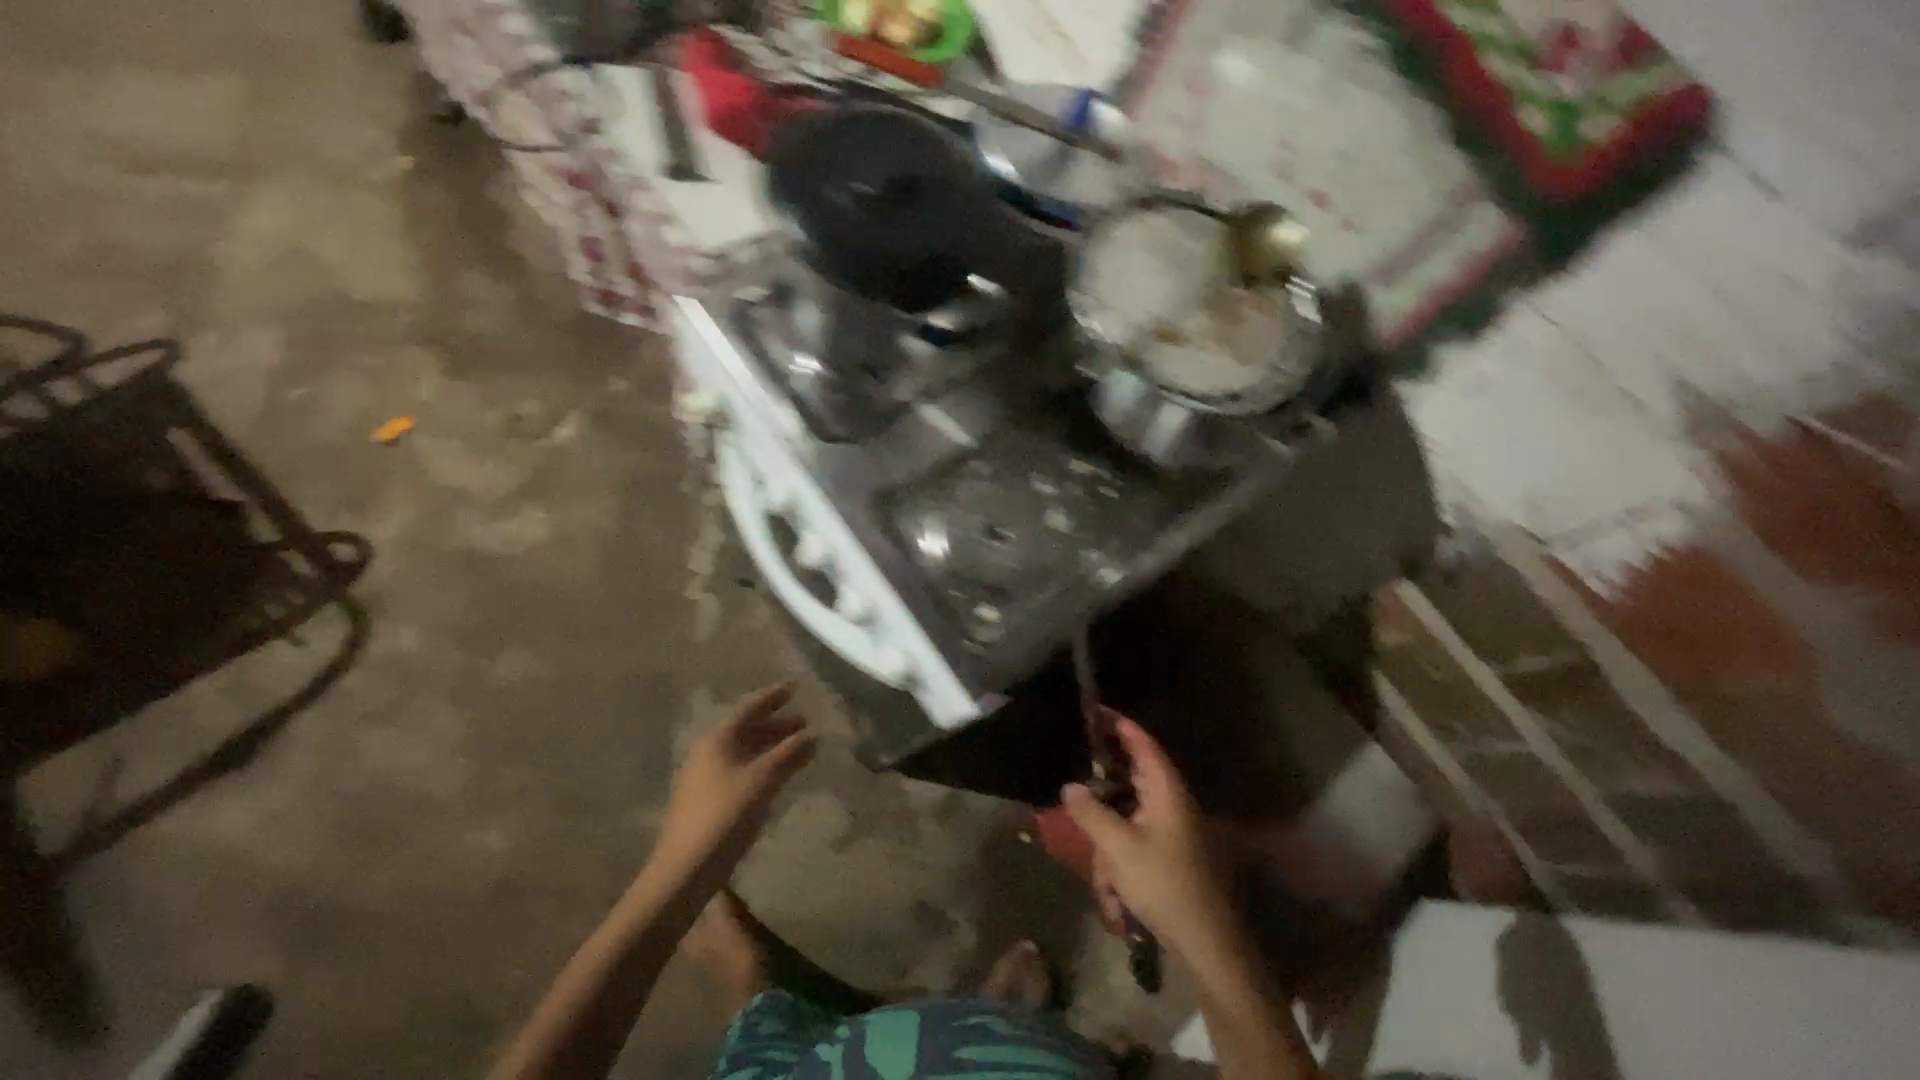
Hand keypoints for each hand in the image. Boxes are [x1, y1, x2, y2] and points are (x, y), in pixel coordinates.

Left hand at [656, 683, 816, 876]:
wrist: (685, 869)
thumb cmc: (724, 816)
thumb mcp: (762, 781)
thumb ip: (788, 755)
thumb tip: (813, 735)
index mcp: (717, 739)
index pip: (749, 707)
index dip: (773, 696)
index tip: (796, 687)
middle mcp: (708, 752)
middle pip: (746, 729)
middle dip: (776, 724)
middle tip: (806, 721)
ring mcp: (705, 777)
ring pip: (743, 751)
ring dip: (771, 746)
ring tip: (799, 747)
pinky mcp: (707, 800)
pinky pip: (740, 770)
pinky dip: (762, 766)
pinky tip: (778, 776)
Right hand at [1062, 718, 1235, 954]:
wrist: (1206, 940)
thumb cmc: (1163, 883)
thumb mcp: (1117, 847)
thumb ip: (1091, 812)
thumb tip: (1070, 786)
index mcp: (1166, 792)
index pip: (1143, 745)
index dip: (1120, 725)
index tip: (1096, 711)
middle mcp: (1173, 804)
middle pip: (1133, 780)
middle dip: (1103, 793)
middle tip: (1076, 786)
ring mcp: (1175, 832)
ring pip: (1129, 819)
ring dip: (1110, 843)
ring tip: (1103, 877)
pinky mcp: (1172, 856)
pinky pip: (1136, 845)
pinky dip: (1120, 863)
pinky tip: (1114, 895)